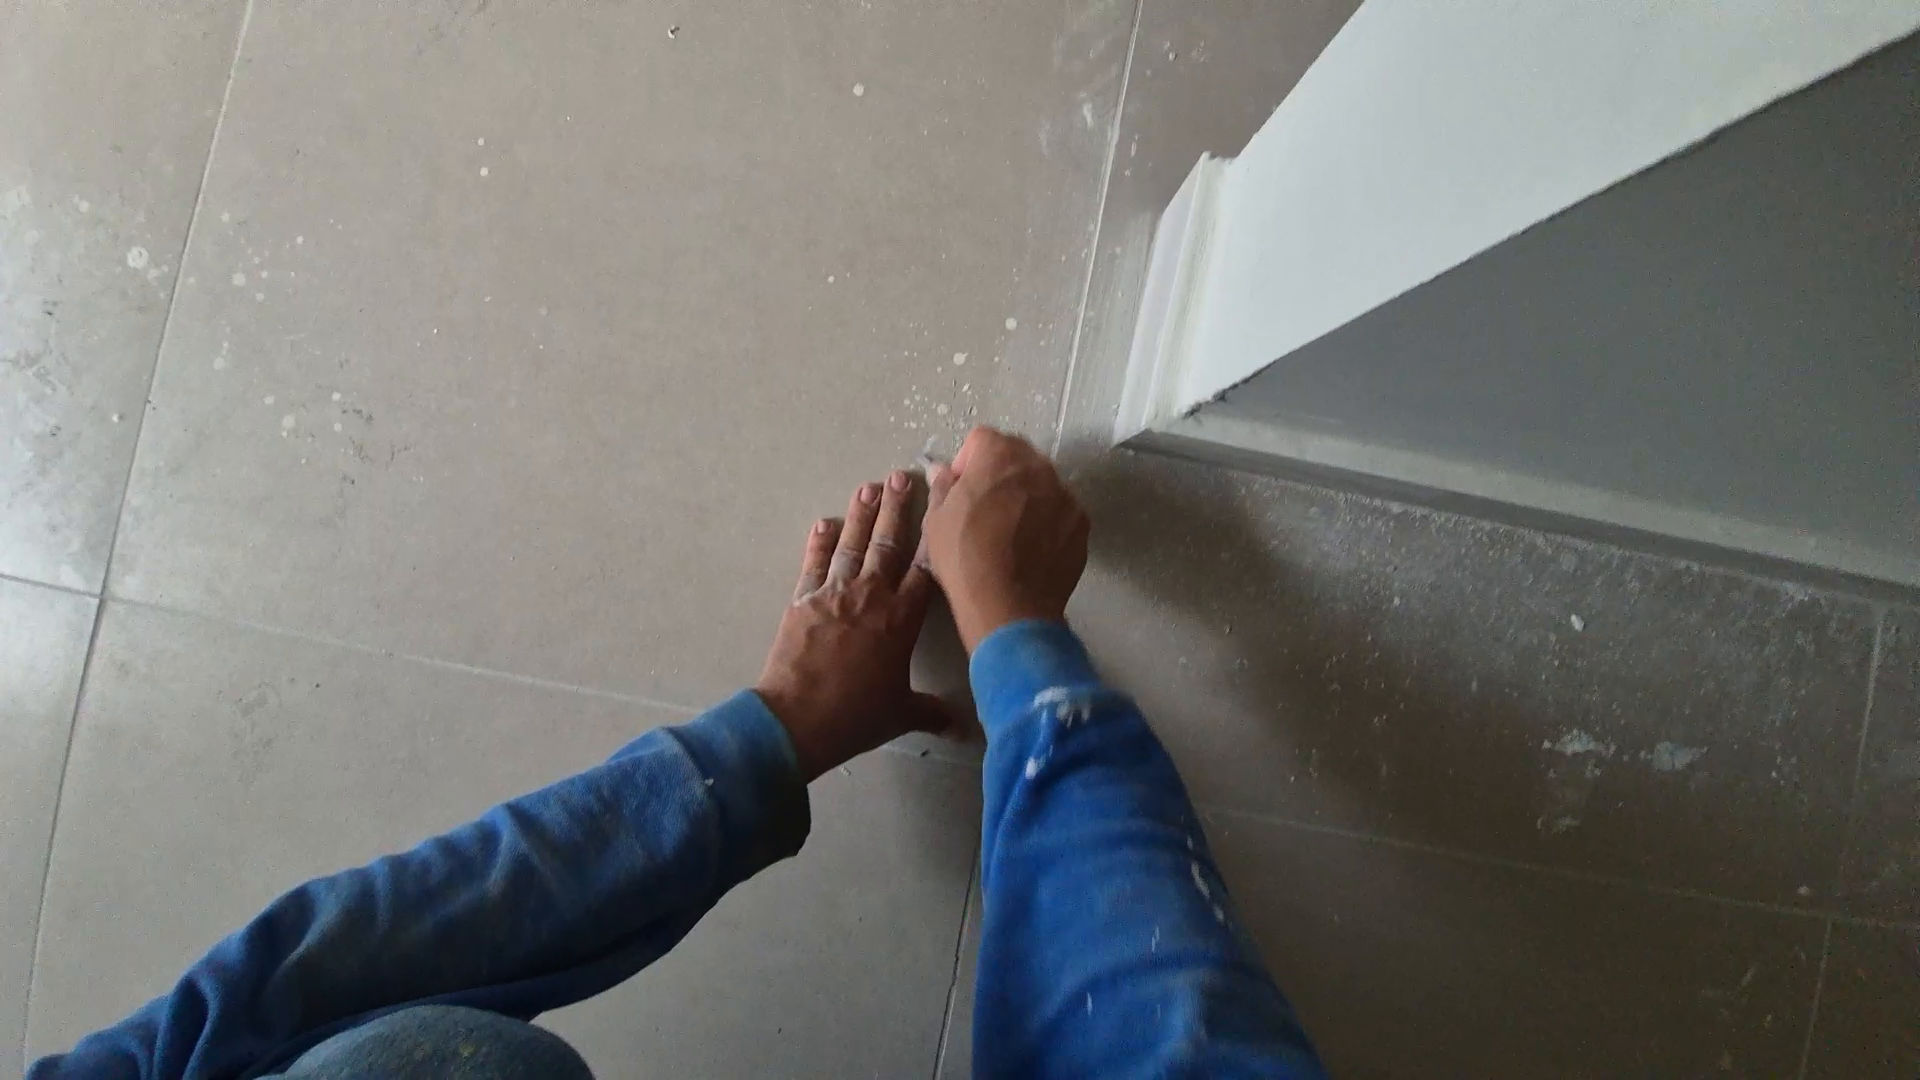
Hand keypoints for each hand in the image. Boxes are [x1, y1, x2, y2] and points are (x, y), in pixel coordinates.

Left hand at [756, 471, 951, 780]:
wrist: (798, 719)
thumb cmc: (856, 715)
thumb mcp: (900, 714)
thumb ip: (932, 712)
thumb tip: (961, 727)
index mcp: (902, 619)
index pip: (926, 569)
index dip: (935, 538)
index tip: (941, 509)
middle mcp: (872, 596)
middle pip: (889, 544)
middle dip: (897, 509)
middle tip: (901, 476)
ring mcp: (835, 593)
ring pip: (853, 544)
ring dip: (862, 514)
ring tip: (869, 486)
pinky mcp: (804, 599)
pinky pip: (814, 563)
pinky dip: (819, 542)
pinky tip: (825, 523)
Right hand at [919, 427, 1088, 652]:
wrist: (1009, 605)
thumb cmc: (964, 557)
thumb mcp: (936, 520)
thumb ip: (942, 486)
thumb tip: (943, 471)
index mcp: (999, 455)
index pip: (981, 438)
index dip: (967, 462)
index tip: (959, 489)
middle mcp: (1039, 466)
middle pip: (1016, 457)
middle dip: (1000, 474)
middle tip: (984, 508)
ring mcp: (1065, 494)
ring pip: (1042, 485)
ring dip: (1026, 497)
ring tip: (1010, 533)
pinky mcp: (1081, 524)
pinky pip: (1060, 513)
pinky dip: (1047, 523)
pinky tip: (1031, 550)